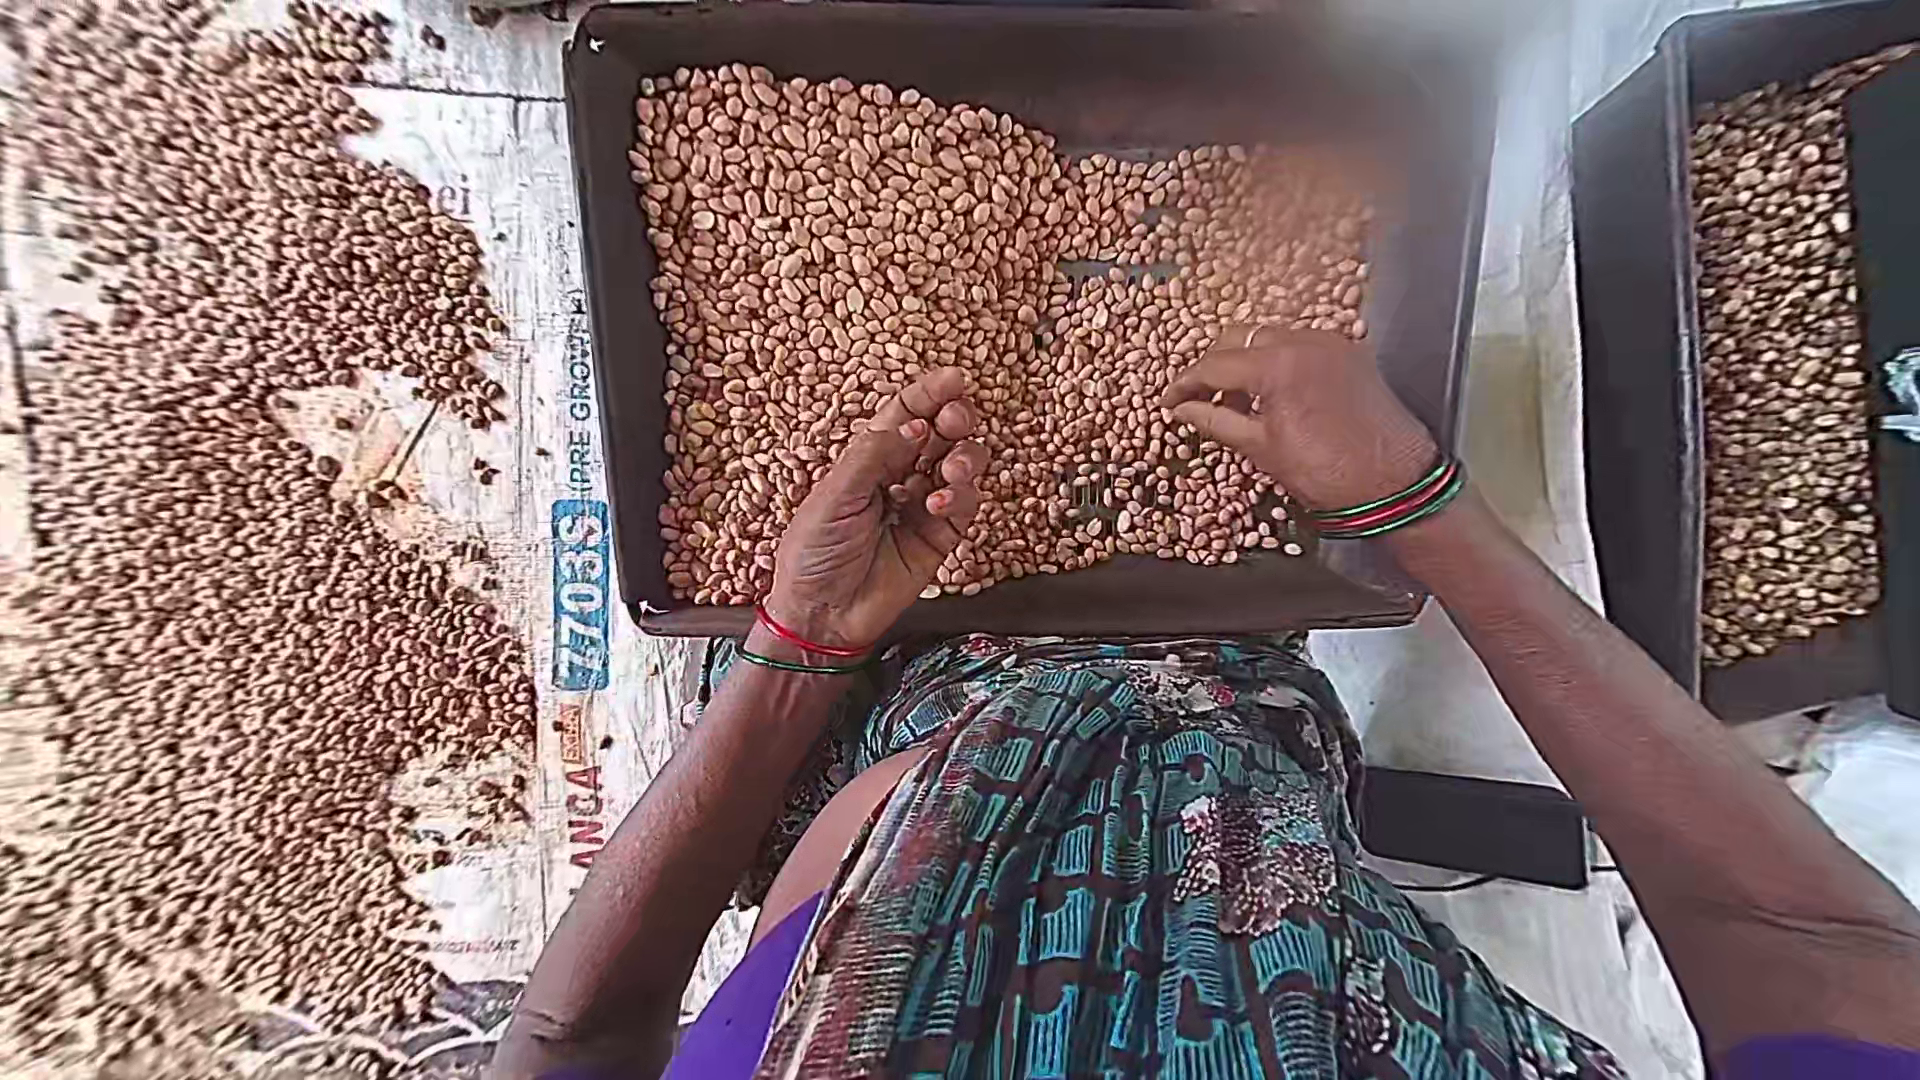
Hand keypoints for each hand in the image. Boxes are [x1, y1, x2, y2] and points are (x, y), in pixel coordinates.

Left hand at [764, 367, 986, 651]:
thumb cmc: (815, 552)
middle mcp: (900, 476)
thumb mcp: (834, 496)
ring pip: (962, 464)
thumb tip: (915, 425)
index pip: (905, 415)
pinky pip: (965, 504)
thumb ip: (875, 456)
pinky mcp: (941, 536)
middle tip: (954, 420)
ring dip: (963, 457)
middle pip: (941, 433)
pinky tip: (937, 504)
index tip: (953, 379)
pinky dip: (959, 497)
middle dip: (954, 419)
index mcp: (870, 459)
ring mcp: (923, 505)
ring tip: (949, 470)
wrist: (824, 613)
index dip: (928, 394)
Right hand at [1160, 328, 1438, 510]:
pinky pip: (1297, 346)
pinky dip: (1272, 363)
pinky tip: (1267, 396)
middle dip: (1212, 367)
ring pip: (1267, 338)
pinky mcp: (1348, 353)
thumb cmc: (1322, 470)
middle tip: (1197, 399)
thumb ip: (1213, 420)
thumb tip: (1180, 409)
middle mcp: (1305, 341)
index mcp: (1278, 364)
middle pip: (1238, 338)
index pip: (1214, 364)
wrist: (1393, 482)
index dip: (1184, 383)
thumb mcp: (1258, 447)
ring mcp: (1330, 343)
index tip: (1168, 401)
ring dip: (1242, 364)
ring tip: (1232, 404)